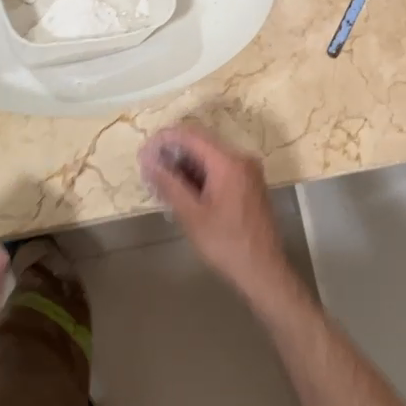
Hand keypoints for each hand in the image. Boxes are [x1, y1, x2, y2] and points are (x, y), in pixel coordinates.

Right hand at [138, 123, 296, 298]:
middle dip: (171, 154)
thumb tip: (147, 160)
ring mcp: (247, 172)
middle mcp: (241, 159)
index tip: (142, 156)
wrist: (263, 271)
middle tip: (148, 173)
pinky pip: (218, 169)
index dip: (162, 140)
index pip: (189, 134)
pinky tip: (181, 193)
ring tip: (160, 186)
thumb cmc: (225, 244)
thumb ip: (168, 183)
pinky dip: (198, 176)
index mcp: (228, 162)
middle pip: (199, 143)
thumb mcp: (191, 215)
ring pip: (208, 157)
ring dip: (183, 166)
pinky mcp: (248, 185)